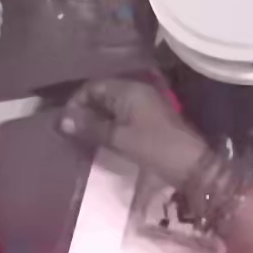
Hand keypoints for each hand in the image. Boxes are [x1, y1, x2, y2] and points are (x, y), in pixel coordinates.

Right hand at [58, 78, 208, 184]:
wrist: (191, 165)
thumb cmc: (154, 147)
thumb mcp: (118, 138)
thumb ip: (90, 127)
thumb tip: (61, 121)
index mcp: (129, 90)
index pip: (93, 86)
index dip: (76, 102)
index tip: (65, 122)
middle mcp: (135, 91)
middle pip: (101, 94)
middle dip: (84, 110)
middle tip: (70, 131)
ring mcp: (143, 104)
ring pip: (110, 105)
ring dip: (95, 118)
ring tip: (82, 135)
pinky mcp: (147, 118)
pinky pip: (120, 114)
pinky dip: (107, 123)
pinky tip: (99, 137)